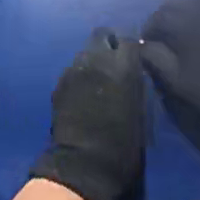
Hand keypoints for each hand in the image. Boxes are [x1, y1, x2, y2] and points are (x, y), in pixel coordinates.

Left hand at [29, 29, 144, 199]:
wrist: (85, 163)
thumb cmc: (123, 146)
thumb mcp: (140, 111)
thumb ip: (134, 83)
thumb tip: (133, 71)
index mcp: (122, 67)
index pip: (128, 40)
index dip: (131, 47)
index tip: (135, 56)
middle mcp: (96, 60)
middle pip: (101, 35)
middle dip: (109, 43)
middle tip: (115, 61)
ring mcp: (74, 69)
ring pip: (85, 52)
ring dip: (93, 60)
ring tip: (98, 80)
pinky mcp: (59, 82)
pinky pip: (72, 70)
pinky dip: (79, 76)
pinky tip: (83, 93)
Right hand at [141, 0, 199, 190]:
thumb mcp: (174, 78)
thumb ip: (153, 56)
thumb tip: (142, 44)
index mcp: (181, 23)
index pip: (157, 17)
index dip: (150, 29)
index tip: (148, 42)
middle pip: (174, 0)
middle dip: (165, 15)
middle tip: (165, 33)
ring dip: (187, 5)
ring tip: (186, 22)